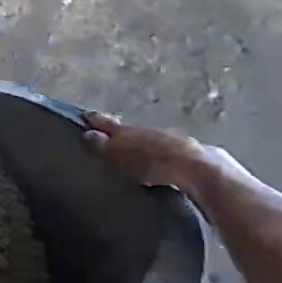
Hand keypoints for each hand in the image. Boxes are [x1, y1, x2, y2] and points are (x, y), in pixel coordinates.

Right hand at [81, 112, 236, 191]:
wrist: (196, 167)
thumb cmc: (148, 161)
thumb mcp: (115, 155)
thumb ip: (100, 145)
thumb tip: (87, 134)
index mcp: (124, 130)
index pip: (104, 121)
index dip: (94, 119)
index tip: (85, 115)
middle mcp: (145, 130)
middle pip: (127, 129)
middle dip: (117, 131)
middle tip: (107, 135)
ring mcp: (168, 139)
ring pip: (148, 139)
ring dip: (140, 145)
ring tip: (133, 155)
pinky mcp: (188, 153)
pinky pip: (166, 152)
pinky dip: (158, 156)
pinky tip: (158, 166)